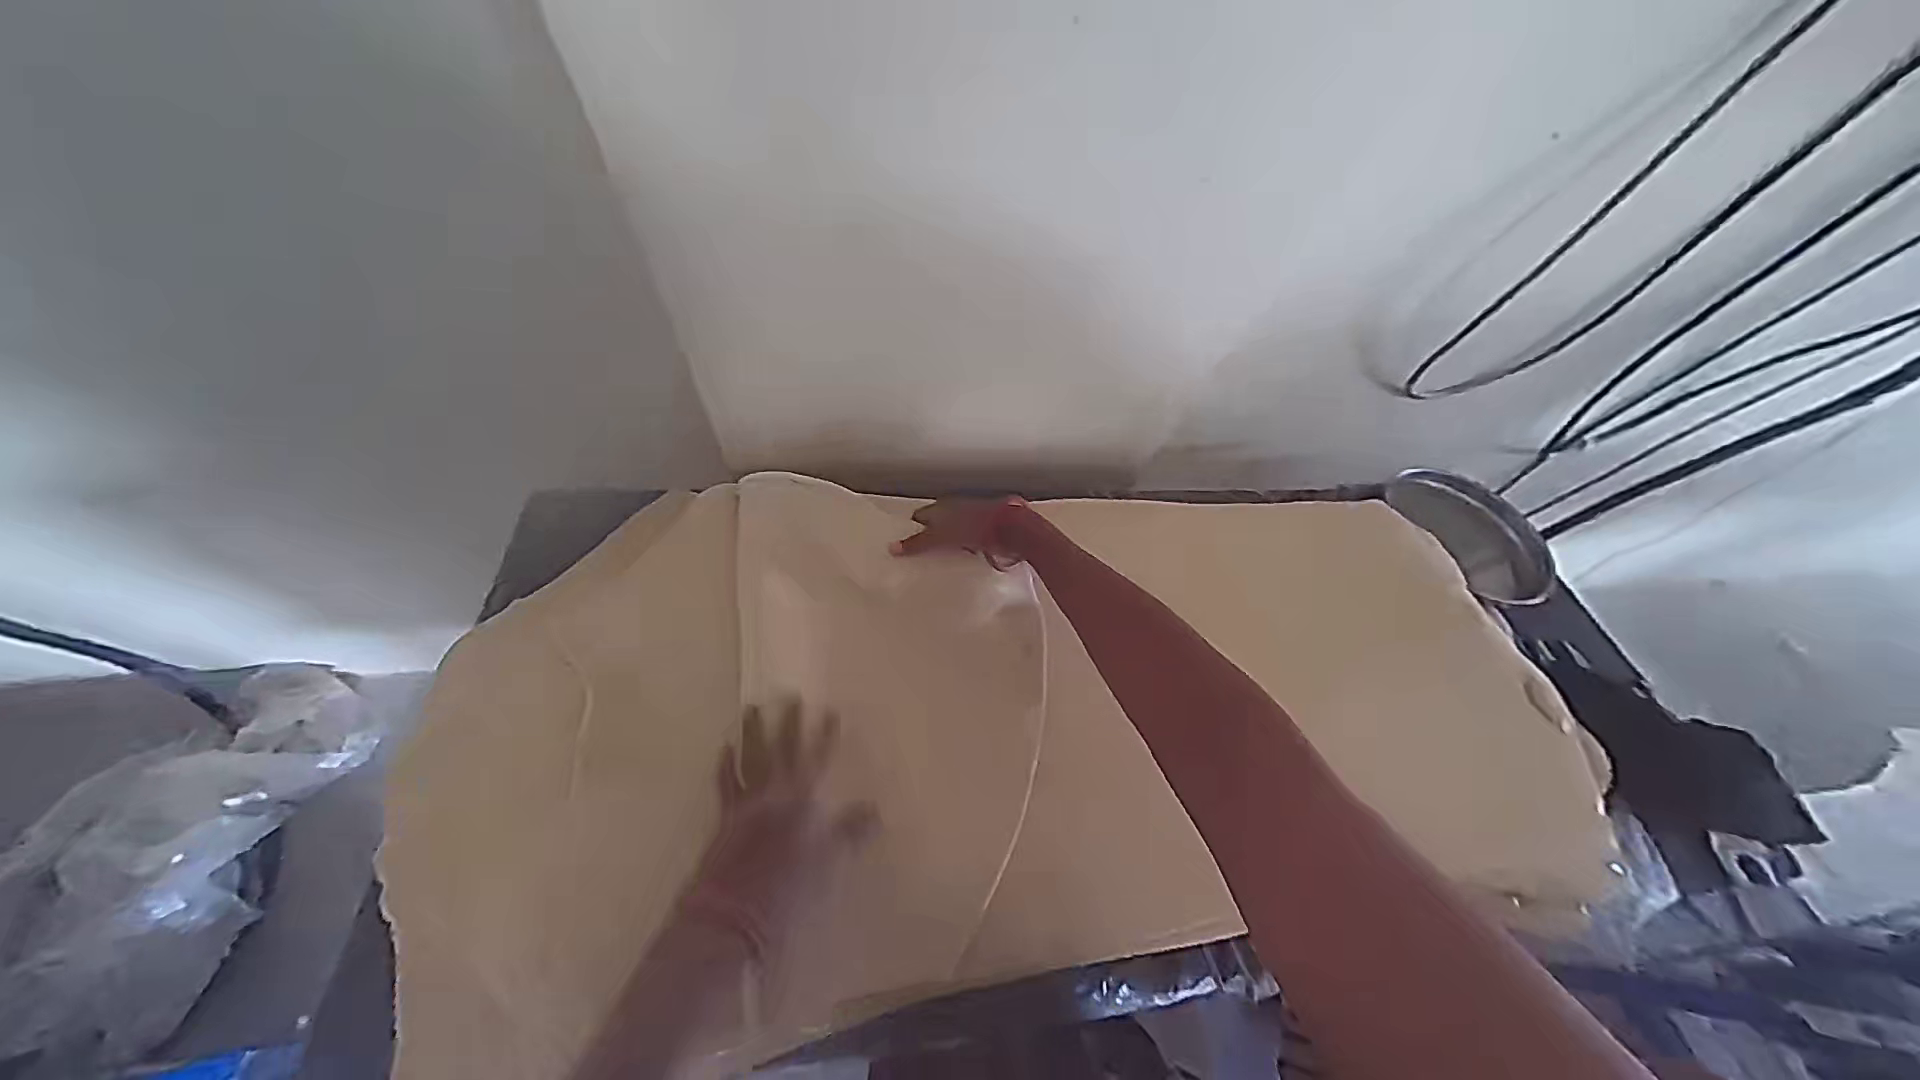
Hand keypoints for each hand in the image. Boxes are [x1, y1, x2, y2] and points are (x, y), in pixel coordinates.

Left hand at [683, 703, 874, 958]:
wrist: (733, 915)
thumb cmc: (787, 889)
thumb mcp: (827, 861)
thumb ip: (850, 832)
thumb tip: (875, 810)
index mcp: (801, 800)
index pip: (817, 758)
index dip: (825, 735)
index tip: (830, 712)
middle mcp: (774, 793)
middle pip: (782, 750)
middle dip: (788, 722)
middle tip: (790, 697)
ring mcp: (746, 803)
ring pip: (750, 759)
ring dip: (752, 733)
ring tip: (751, 709)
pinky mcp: (726, 818)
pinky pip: (725, 784)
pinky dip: (725, 766)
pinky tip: (724, 748)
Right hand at [890, 496, 1028, 566]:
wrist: (1016, 530)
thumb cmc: (976, 528)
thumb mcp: (942, 538)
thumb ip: (919, 543)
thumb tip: (891, 549)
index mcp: (946, 506)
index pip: (923, 515)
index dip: (914, 527)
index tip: (907, 541)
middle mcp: (962, 507)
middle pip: (942, 521)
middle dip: (934, 533)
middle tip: (923, 552)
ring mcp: (980, 518)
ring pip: (960, 529)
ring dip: (954, 540)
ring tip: (944, 558)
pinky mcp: (995, 531)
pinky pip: (977, 540)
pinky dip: (971, 547)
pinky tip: (970, 558)